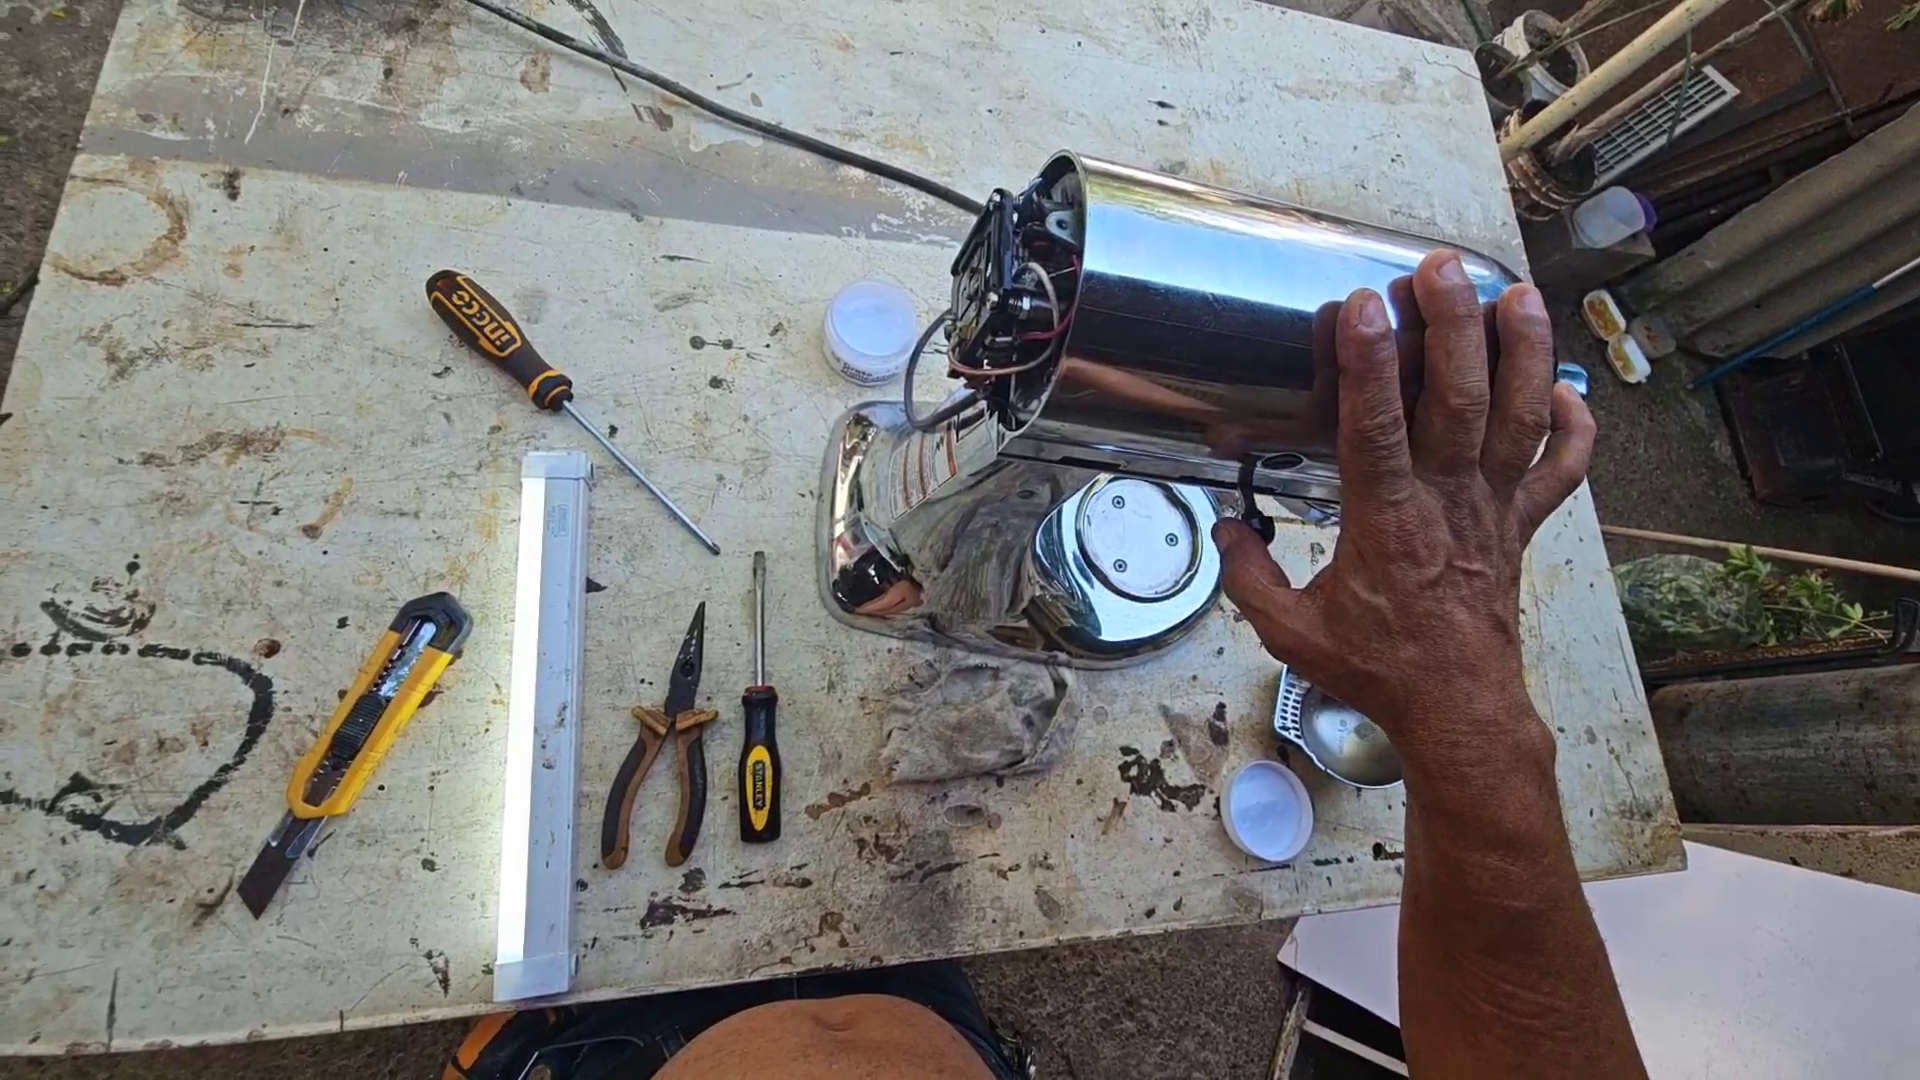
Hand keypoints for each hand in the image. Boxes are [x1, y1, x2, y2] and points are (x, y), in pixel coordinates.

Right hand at [1212, 250, 1594, 760]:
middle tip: (1441, 269)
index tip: (1361, 308)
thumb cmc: (1374, 667)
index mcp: (1386, 525)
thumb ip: (1248, 577)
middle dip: (1452, 328)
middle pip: (1459, 402)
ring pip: (1519, 419)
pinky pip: (1560, 470)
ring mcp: (1494, 512)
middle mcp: (1448, 505)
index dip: (1368, 365)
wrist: (1456, 708)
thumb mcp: (1287, 632)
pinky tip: (1565, 391)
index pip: (1375, 430)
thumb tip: (1225, 529)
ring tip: (1514, 293)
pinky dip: (1572, 426)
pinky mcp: (1521, 527)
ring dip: (1521, 353)